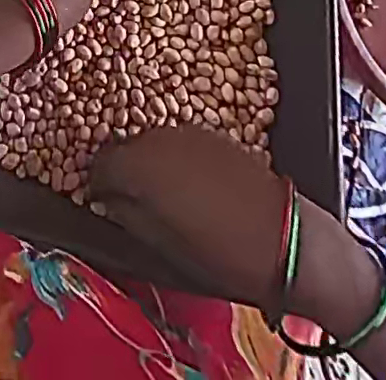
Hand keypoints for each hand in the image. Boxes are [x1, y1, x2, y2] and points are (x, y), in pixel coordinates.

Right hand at [90, 125, 290, 308]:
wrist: (289, 241)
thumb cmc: (221, 252)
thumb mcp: (163, 245)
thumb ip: (126, 215)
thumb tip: (108, 201)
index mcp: (139, 165)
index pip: (100, 163)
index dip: (96, 182)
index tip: (100, 199)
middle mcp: (157, 139)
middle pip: (125, 148)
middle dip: (123, 171)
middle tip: (129, 199)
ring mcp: (186, 133)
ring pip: (151, 143)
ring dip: (148, 163)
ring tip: (162, 193)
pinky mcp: (212, 135)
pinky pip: (178, 143)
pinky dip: (174, 158)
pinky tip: (190, 184)